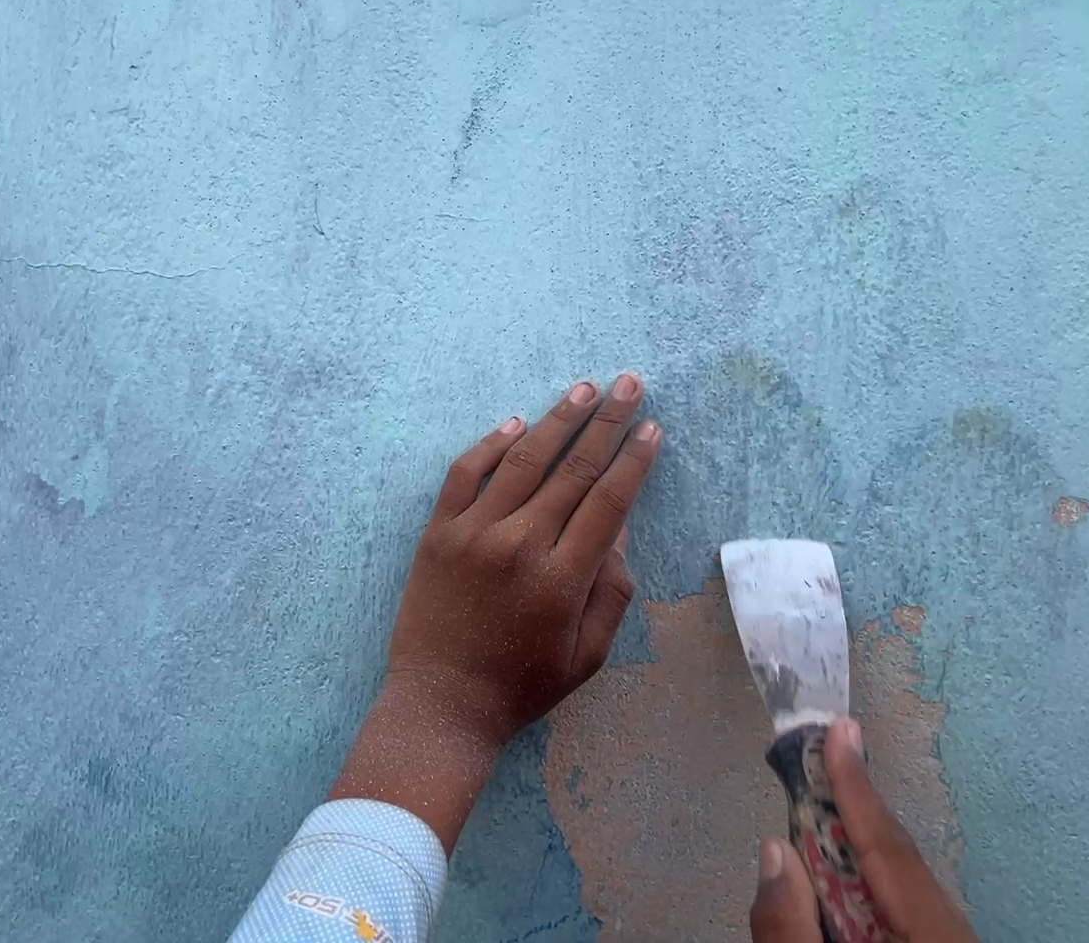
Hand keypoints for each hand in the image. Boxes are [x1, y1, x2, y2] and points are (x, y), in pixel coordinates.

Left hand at [330, 375, 661, 850]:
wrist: (441, 703)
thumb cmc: (521, 686)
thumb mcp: (586, 656)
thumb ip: (609, 592)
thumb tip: (618, 529)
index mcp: (562, 578)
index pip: (608, 501)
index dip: (633, 460)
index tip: (651, 427)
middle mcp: (519, 545)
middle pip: (572, 470)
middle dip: (606, 422)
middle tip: (628, 383)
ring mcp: (473, 534)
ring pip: (522, 462)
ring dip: (557, 421)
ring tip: (584, 388)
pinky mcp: (437, 533)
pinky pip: (464, 475)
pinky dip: (489, 446)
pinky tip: (514, 423)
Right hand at [750, 719, 978, 942]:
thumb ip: (789, 926)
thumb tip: (774, 851)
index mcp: (934, 939)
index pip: (887, 847)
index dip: (855, 785)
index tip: (839, 727)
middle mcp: (954, 935)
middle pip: (896, 863)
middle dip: (849, 810)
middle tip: (816, 757)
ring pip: (899, 889)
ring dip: (851, 856)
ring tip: (811, 827)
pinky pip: (904, 911)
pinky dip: (866, 889)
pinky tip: (839, 894)